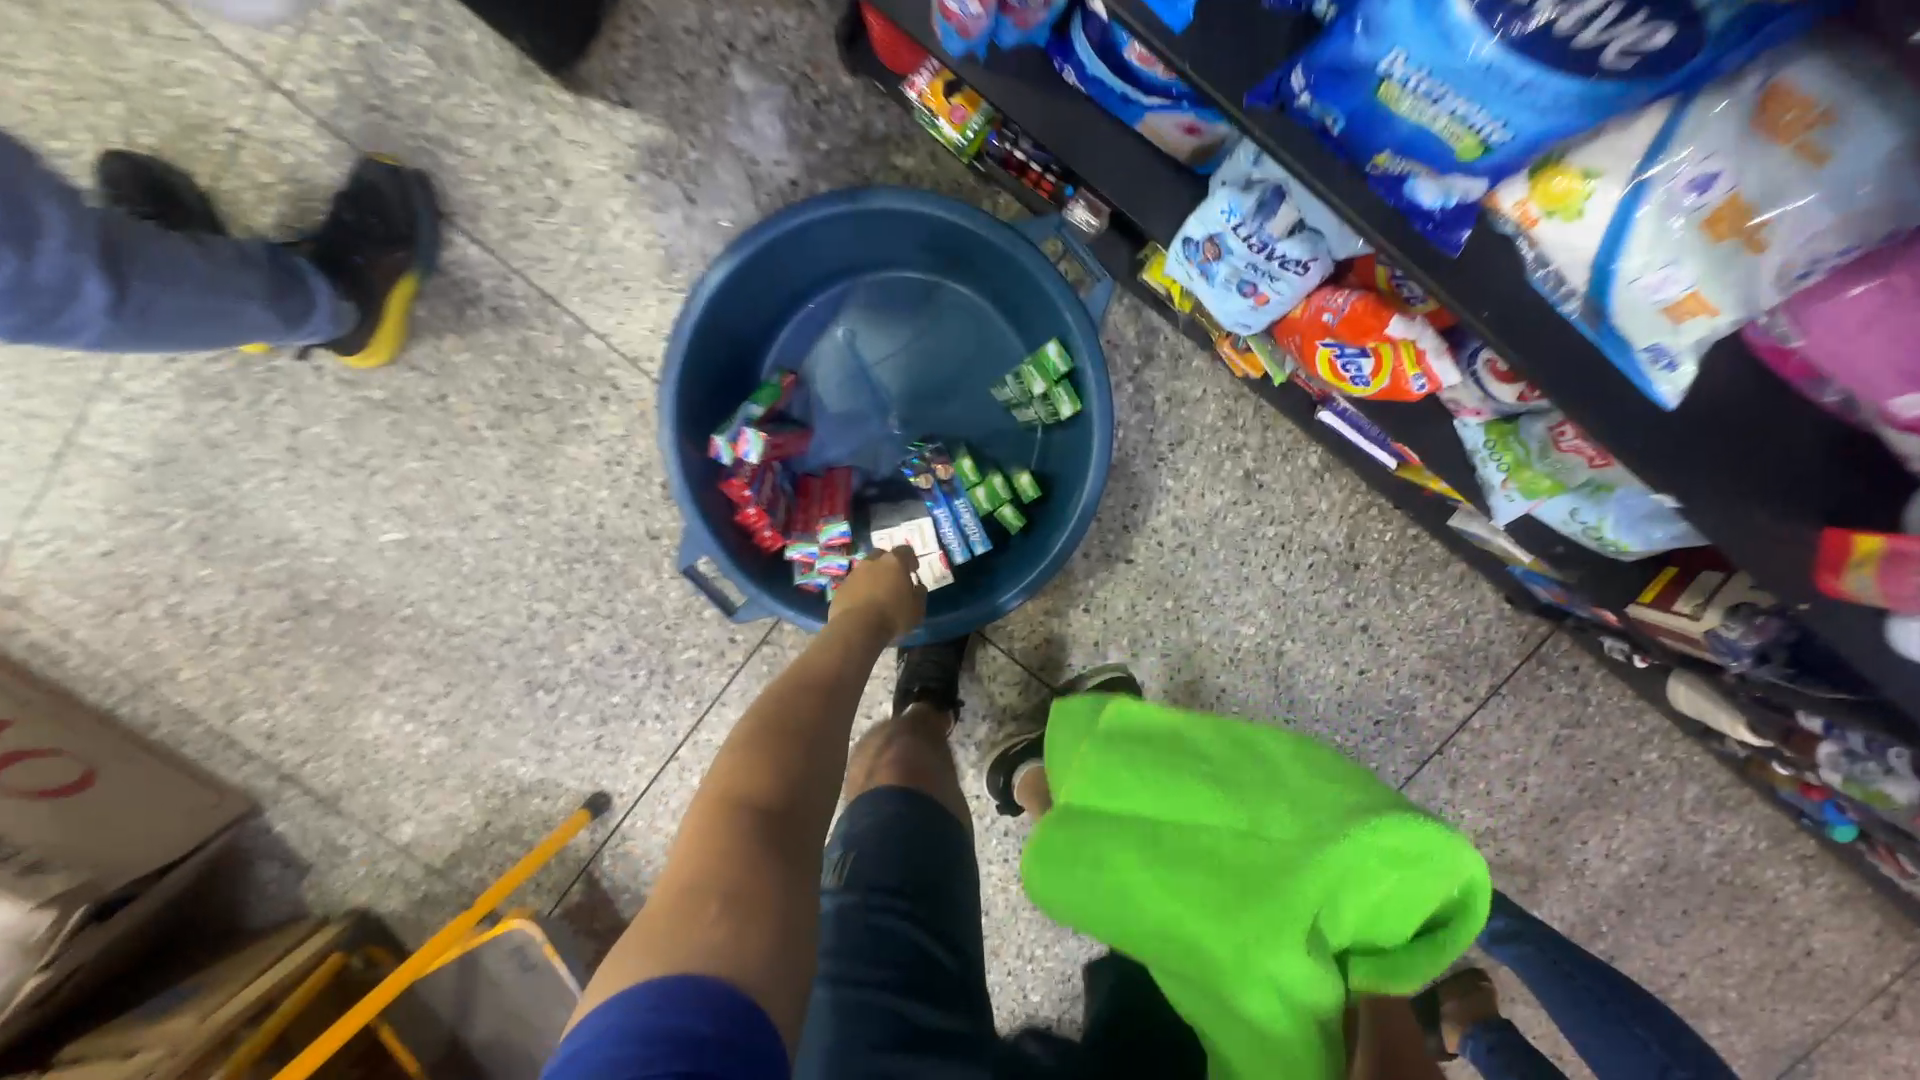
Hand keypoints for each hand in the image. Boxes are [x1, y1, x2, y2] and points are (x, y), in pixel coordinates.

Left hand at [830, 546, 925, 642]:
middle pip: (881, 555)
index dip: (910, 559)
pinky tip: (863, 604)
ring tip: (877, 594)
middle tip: (894, 578)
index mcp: (894, 562)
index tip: (914, 569)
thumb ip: (919, 594)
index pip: (905, 550)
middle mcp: (872, 562)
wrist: (856, 628)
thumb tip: (918, 587)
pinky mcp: (841, 588)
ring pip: (865, 569)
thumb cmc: (893, 616)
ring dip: (873, 577)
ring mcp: (854, 574)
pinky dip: (860, 590)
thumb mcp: (917, 609)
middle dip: (888, 564)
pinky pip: (854, 584)